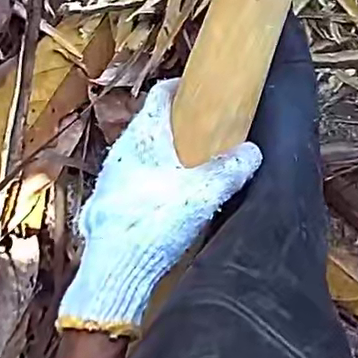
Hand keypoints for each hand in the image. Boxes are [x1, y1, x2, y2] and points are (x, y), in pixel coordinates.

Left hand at [57, 80, 261, 335]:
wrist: (113, 270)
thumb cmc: (155, 221)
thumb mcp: (203, 193)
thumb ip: (231, 169)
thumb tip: (252, 152)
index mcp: (145, 134)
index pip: (160, 93)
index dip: (179, 86)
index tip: (195, 88)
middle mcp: (123, 148)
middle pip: (151, 121)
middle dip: (174, 123)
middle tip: (200, 131)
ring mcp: (110, 175)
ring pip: (139, 150)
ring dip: (160, 152)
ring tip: (186, 167)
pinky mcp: (105, 201)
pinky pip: (130, 177)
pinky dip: (148, 178)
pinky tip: (164, 200)